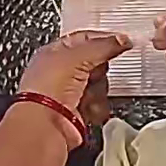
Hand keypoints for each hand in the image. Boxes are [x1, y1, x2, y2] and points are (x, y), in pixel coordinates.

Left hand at [17, 31, 131, 146]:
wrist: (44, 126)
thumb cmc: (46, 89)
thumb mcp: (77, 57)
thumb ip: (103, 45)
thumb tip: (121, 40)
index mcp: (54, 53)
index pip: (84, 39)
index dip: (103, 40)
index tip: (121, 42)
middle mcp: (61, 74)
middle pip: (95, 64)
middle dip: (99, 71)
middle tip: (93, 74)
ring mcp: (70, 94)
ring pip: (100, 85)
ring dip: (97, 91)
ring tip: (85, 94)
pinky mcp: (78, 113)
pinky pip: (99, 104)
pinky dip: (96, 107)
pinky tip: (86, 108)